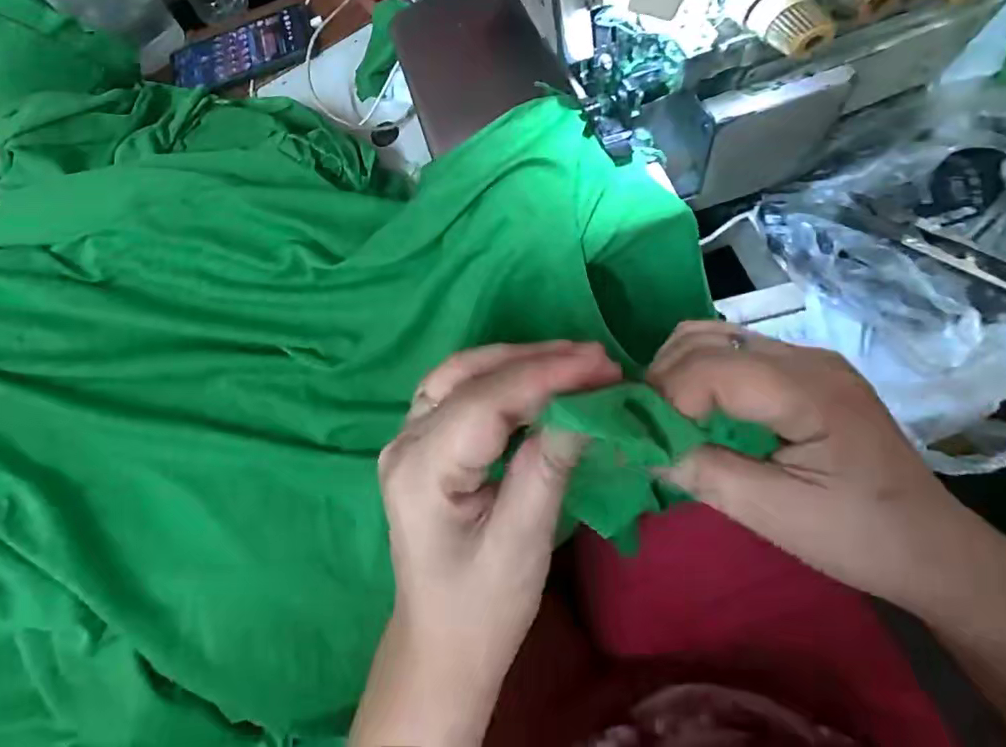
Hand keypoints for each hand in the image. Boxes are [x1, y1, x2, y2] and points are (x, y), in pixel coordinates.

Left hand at [353, 341, 620, 746]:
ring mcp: (407, 438)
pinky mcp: (421, 442)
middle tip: (598, 359)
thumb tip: (588, 408)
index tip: (601, 365)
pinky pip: (459, 391)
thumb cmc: (482, 611)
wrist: (440, 646)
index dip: (544, 376)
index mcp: (420, 470)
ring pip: (460, 375)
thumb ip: (547, 469)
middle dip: (535, 361)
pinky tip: (538, 378)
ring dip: (517, 361)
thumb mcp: (522, 545)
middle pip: (468, 378)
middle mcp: (404, 441)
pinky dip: (501, 378)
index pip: (485, 402)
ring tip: (575, 359)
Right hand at [648, 320, 975, 606]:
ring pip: (711, 335)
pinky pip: (730, 350)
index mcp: (809, 390)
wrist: (937, 551)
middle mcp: (805, 357)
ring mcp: (805, 357)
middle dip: (663, 380)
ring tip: (666, 415)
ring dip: (676, 370)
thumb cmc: (860, 538)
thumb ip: (700, 472)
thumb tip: (635, 448)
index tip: (648, 439)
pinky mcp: (801, 369)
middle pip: (704, 340)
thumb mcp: (774, 515)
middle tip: (645, 426)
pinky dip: (698, 372)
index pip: (711, 367)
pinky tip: (696, 408)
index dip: (666, 398)